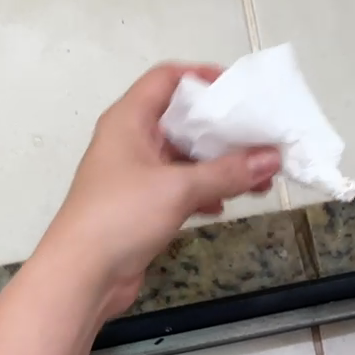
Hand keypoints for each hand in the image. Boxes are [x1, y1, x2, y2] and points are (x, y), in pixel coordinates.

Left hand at [34, 63, 279, 320]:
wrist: (82, 275)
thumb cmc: (121, 217)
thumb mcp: (179, 189)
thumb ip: (228, 173)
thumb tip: (272, 158)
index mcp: (129, 120)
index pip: (167, 79)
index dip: (202, 78)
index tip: (239, 91)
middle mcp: (130, 142)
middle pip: (181, 121)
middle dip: (222, 132)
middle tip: (260, 139)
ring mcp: (135, 177)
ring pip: (184, 160)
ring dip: (218, 167)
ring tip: (257, 178)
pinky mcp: (141, 209)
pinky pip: (179, 190)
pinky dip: (203, 193)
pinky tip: (224, 205)